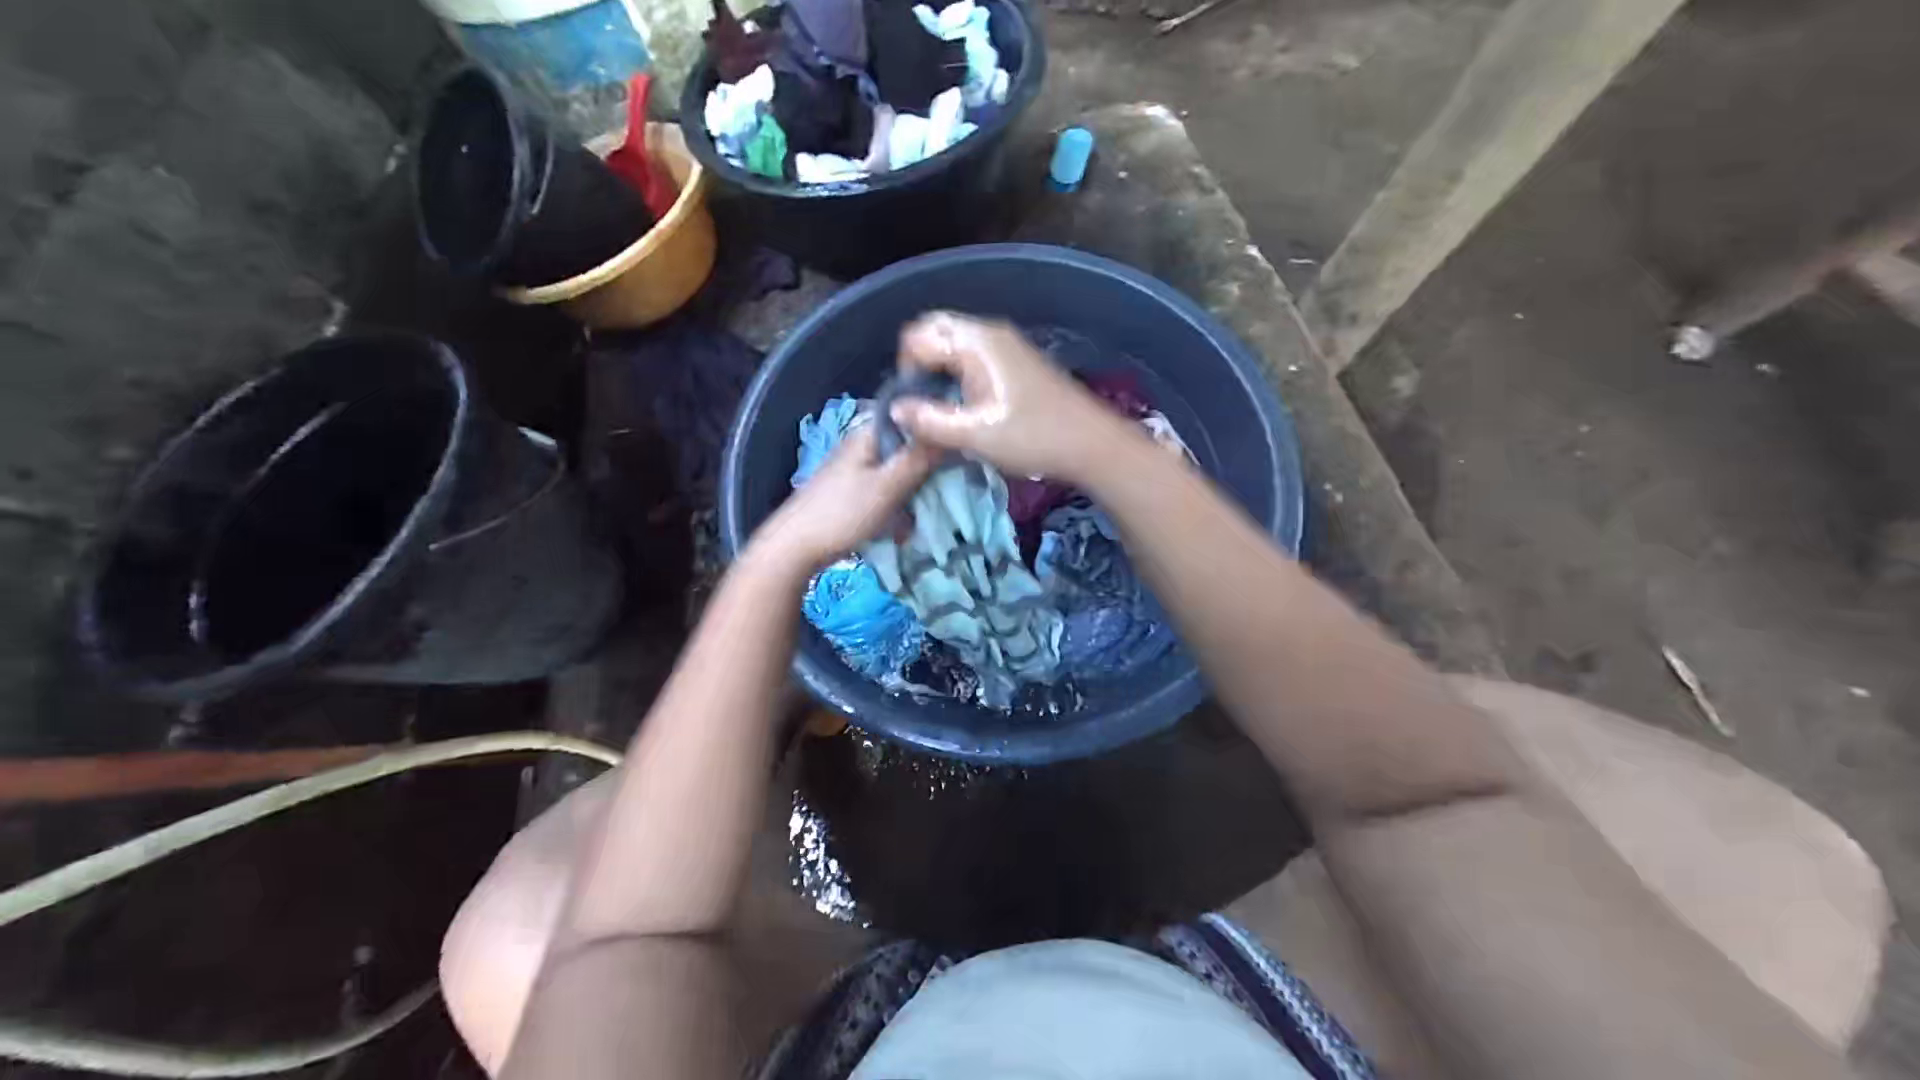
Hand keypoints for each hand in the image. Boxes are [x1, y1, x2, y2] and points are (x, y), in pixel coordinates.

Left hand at [748, 423, 936, 575]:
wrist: (794, 549)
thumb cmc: (842, 514)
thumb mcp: (888, 487)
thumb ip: (919, 459)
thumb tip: (951, 430)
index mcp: (868, 435)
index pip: (912, 417)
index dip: (936, 429)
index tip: (962, 446)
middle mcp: (861, 446)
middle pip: (907, 447)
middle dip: (928, 467)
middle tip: (953, 484)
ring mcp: (855, 470)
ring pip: (898, 472)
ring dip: (914, 492)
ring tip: (929, 510)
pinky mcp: (851, 493)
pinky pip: (885, 492)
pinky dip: (897, 507)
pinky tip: (904, 528)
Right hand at [887, 312, 1130, 480]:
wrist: (1092, 443)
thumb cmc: (1033, 438)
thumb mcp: (976, 435)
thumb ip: (930, 420)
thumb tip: (894, 408)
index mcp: (976, 343)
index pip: (917, 338)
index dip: (905, 371)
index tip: (913, 407)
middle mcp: (988, 332)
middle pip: (935, 330)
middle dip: (918, 362)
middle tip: (923, 403)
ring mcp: (1005, 344)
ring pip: (954, 342)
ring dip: (939, 368)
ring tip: (942, 408)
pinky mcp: (1016, 359)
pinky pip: (973, 353)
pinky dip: (959, 372)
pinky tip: (967, 406)